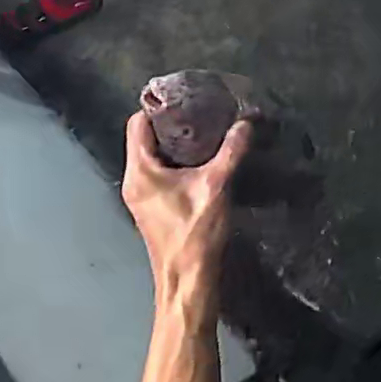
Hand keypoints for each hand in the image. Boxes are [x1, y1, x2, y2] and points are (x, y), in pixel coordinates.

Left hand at [123, 111, 250, 304]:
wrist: (188, 284)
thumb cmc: (195, 234)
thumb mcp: (216, 187)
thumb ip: (231, 152)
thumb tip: (246, 123)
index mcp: (140, 171)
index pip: (138, 123)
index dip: (159, 107)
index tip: (185, 97)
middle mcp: (134, 180)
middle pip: (145, 137)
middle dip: (172, 122)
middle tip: (201, 109)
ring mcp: (141, 196)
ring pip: (153, 155)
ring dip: (176, 142)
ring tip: (205, 128)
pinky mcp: (153, 206)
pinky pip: (160, 171)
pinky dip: (177, 159)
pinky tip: (203, 158)